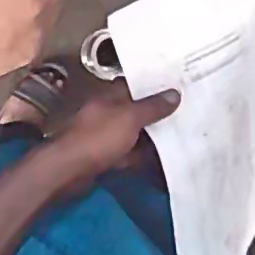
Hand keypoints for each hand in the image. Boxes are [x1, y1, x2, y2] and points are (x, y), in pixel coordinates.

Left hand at [44, 84, 179, 192]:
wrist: (70, 170)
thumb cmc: (99, 137)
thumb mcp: (129, 118)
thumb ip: (151, 107)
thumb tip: (175, 93)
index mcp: (110, 96)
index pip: (134, 84)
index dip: (153, 85)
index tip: (176, 86)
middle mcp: (108, 111)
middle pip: (136, 109)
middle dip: (156, 112)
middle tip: (184, 111)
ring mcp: (106, 134)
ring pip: (134, 132)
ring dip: (151, 135)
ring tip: (180, 134)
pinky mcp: (106, 156)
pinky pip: (129, 152)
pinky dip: (142, 155)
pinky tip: (161, 159)